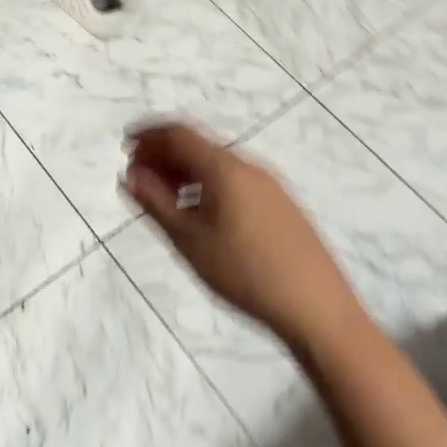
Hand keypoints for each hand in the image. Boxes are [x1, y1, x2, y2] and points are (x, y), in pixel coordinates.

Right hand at [123, 122, 364, 348]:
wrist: (320, 313)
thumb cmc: (245, 273)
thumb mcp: (189, 240)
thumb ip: (155, 203)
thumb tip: (130, 175)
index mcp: (225, 168)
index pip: (179, 133)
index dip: (149, 135)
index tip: (125, 147)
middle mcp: (250, 168)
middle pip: (199, 147)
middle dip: (164, 155)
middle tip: (139, 177)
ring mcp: (272, 187)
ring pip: (218, 165)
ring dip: (185, 171)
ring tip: (165, 198)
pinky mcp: (284, 207)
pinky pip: (235, 181)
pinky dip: (208, 184)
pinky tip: (201, 214)